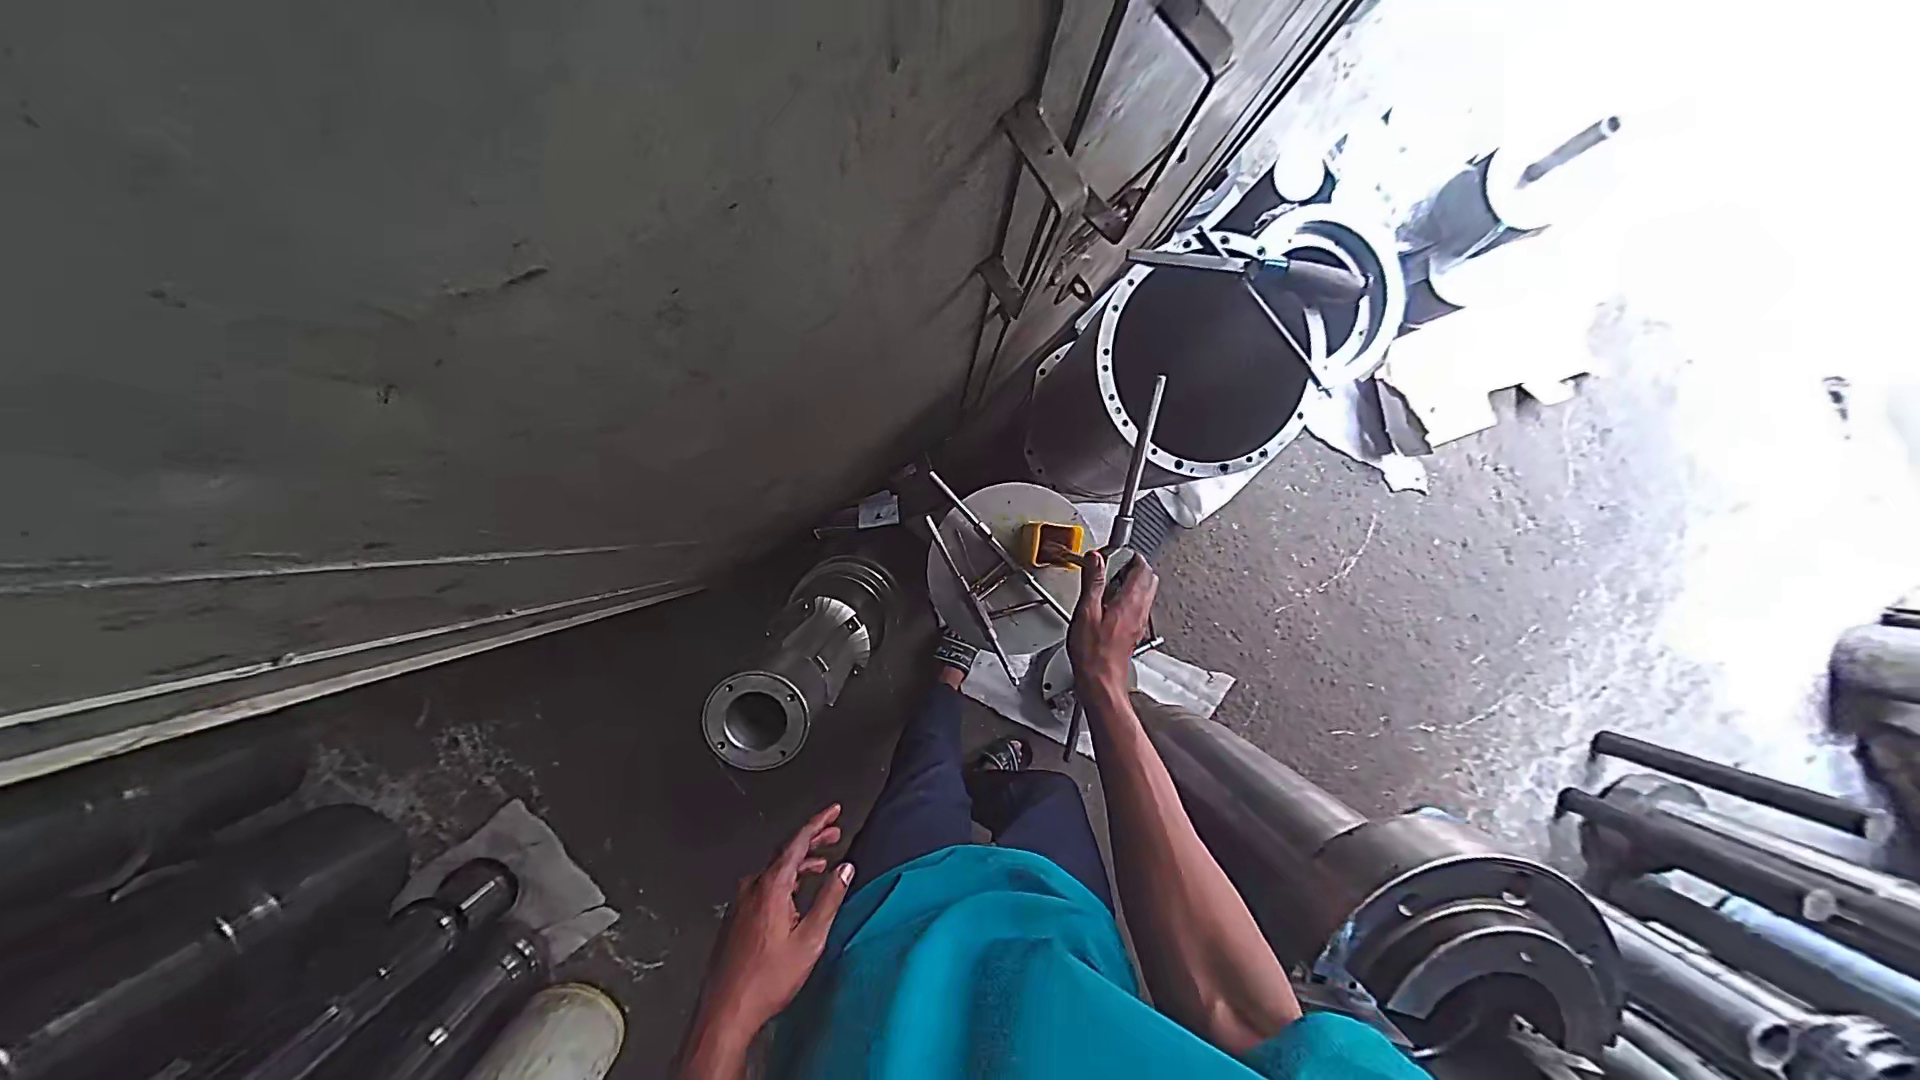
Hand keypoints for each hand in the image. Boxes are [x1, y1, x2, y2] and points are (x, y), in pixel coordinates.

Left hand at [695, 804, 853, 1033]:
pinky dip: (786, 877)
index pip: (798, 840)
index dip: (819, 822)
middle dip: (813, 838)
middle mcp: (753, 887)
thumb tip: (845, 870)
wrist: (726, 1012)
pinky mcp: (737, 915)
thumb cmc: (766, 980)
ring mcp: (742, 901)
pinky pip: (765, 883)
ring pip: (776, 867)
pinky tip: (796, 891)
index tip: (834, 810)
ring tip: (821, 862)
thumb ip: (830, 898)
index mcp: (771, 886)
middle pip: (787, 850)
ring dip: (800, 860)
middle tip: (833, 831)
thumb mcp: (810, 938)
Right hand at [1067, 549, 1158, 701]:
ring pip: (1145, 591)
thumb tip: (1096, 559)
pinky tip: (1108, 602)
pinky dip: (1127, 596)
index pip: (1141, 568)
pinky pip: (1137, 605)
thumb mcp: (1086, 612)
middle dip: (1133, 565)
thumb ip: (1093, 582)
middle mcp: (1140, 610)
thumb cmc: (1092, 653)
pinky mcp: (1134, 630)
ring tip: (1107, 581)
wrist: (1100, 681)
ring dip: (1131, 581)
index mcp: (1130, 602)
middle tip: (1112, 564)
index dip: (1129, 555)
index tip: (1113, 553)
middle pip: (1148, 578)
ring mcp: (1139, 621)